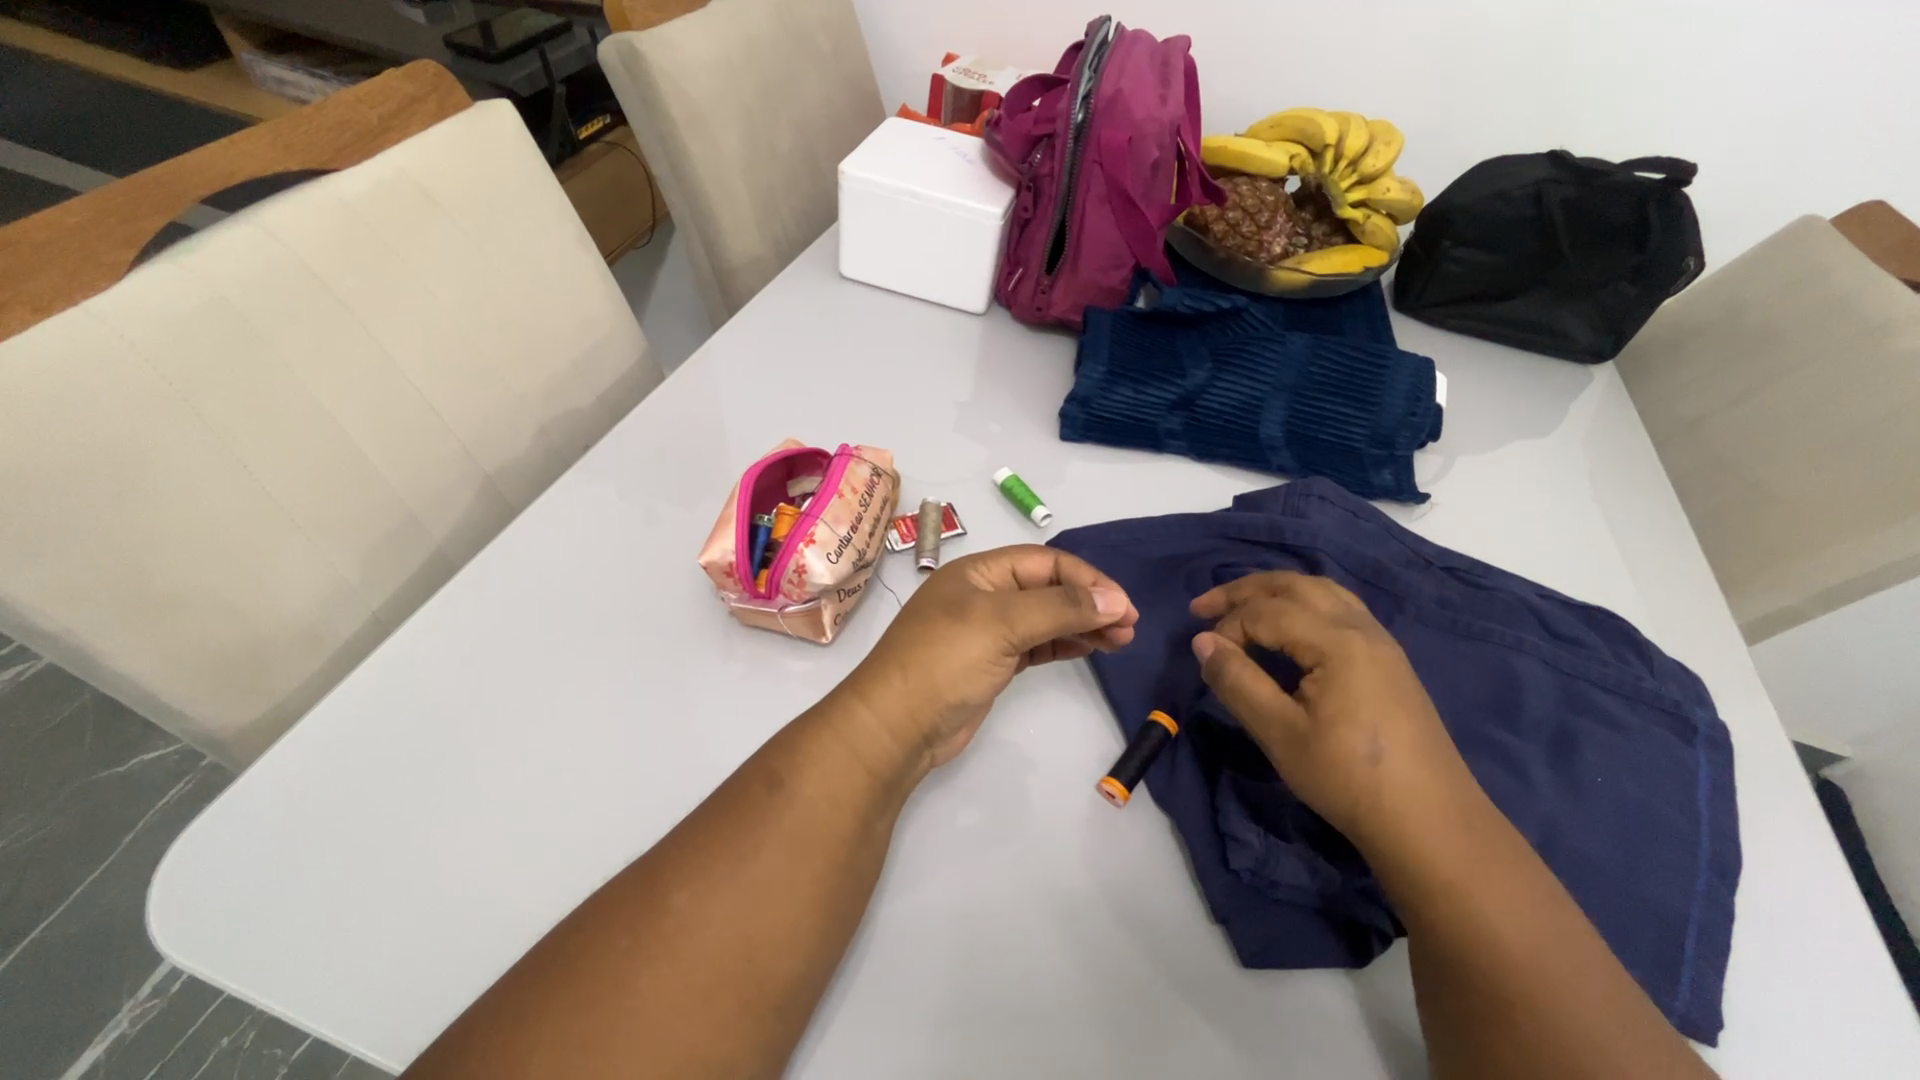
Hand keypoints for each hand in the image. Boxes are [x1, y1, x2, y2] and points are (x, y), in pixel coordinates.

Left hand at [837, 546, 1137, 772]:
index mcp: (979, 572)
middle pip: (1048, 588)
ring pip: (1045, 618)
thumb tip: (1115, 601)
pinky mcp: (991, 663)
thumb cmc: (945, 662)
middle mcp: (983, 595)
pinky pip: (1036, 644)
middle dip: (1089, 602)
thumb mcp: (1003, 625)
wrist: (897, 726)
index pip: (1045, 562)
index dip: (1087, 580)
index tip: (1123, 606)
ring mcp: (986, 631)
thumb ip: (1060, 608)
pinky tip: (1089, 648)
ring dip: (1082, 624)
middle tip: (1129, 627)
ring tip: (1120, 640)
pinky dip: (1063, 644)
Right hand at [1190, 572, 1479, 851]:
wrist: (1428, 821)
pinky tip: (1289, 627)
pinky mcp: (1389, 661)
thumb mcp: (1280, 734)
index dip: (1228, 628)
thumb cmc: (1347, 778)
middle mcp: (1361, 628)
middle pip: (1295, 585)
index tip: (1206, 660)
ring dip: (1276, 591)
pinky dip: (1303, 604)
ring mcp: (1381, 642)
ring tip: (1241, 607)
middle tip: (1202, 606)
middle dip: (1244, 590)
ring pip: (1322, 591)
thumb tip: (1202, 642)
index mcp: (1337, 642)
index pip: (1266, 612)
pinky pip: (1340, 609)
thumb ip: (1237, 682)